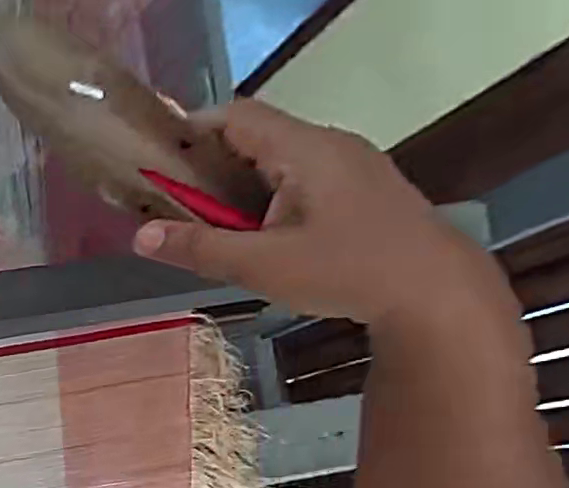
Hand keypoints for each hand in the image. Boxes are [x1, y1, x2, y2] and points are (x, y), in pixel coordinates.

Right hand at [132, 98, 517, 327]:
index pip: (238, 117)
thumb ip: (198, 248)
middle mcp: (326, 146)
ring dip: (230, 186)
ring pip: (272, 163)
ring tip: (197, 222)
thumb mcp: (259, 264)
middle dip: (204, 165)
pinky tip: (245, 233)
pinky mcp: (352, 190)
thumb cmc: (343, 270)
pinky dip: (257, 198)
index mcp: (304, 150)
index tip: (152, 157)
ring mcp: (344, 166)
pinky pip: (292, 181)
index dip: (191, 129)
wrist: (429, 288)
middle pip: (253, 139)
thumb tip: (139, 237)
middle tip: (164, 199)